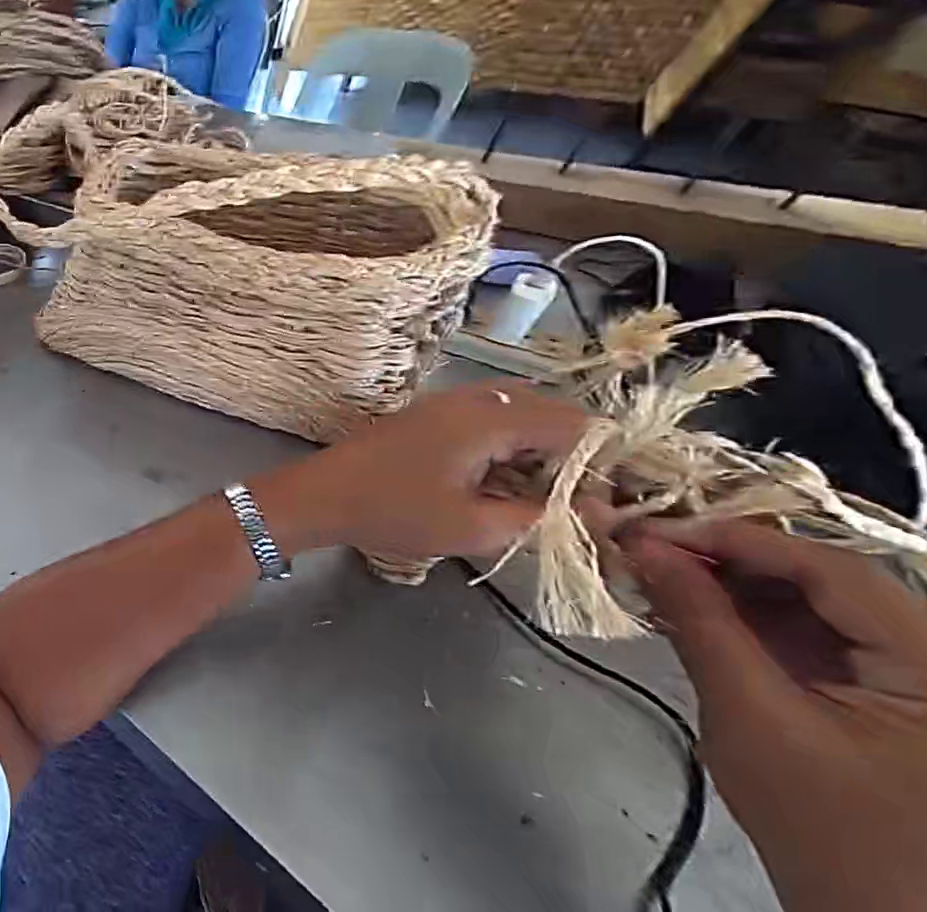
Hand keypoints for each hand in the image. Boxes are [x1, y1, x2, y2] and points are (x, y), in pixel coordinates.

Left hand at [259, 381, 588, 560]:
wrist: (318, 496)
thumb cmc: (391, 511)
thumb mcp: (472, 527)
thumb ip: (538, 515)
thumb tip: (590, 508)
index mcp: (488, 418)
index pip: (575, 424)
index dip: (602, 461)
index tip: (608, 499)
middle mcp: (468, 399)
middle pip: (547, 411)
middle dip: (572, 452)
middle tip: (576, 498)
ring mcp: (442, 404)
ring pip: (514, 414)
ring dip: (536, 448)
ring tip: (539, 495)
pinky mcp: (424, 417)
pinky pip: (483, 419)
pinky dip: (503, 445)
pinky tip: (499, 482)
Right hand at [621, 520, 926, 911]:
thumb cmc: (824, 824)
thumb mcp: (750, 715)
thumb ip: (700, 620)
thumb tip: (642, 545)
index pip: (833, 569)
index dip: (733, 538)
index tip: (646, 528)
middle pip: (829, 578)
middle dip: (726, 559)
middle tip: (641, 549)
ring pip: (819, 599)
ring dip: (733, 584)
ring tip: (657, 576)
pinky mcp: (900, 689)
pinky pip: (821, 630)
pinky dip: (753, 615)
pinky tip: (695, 608)